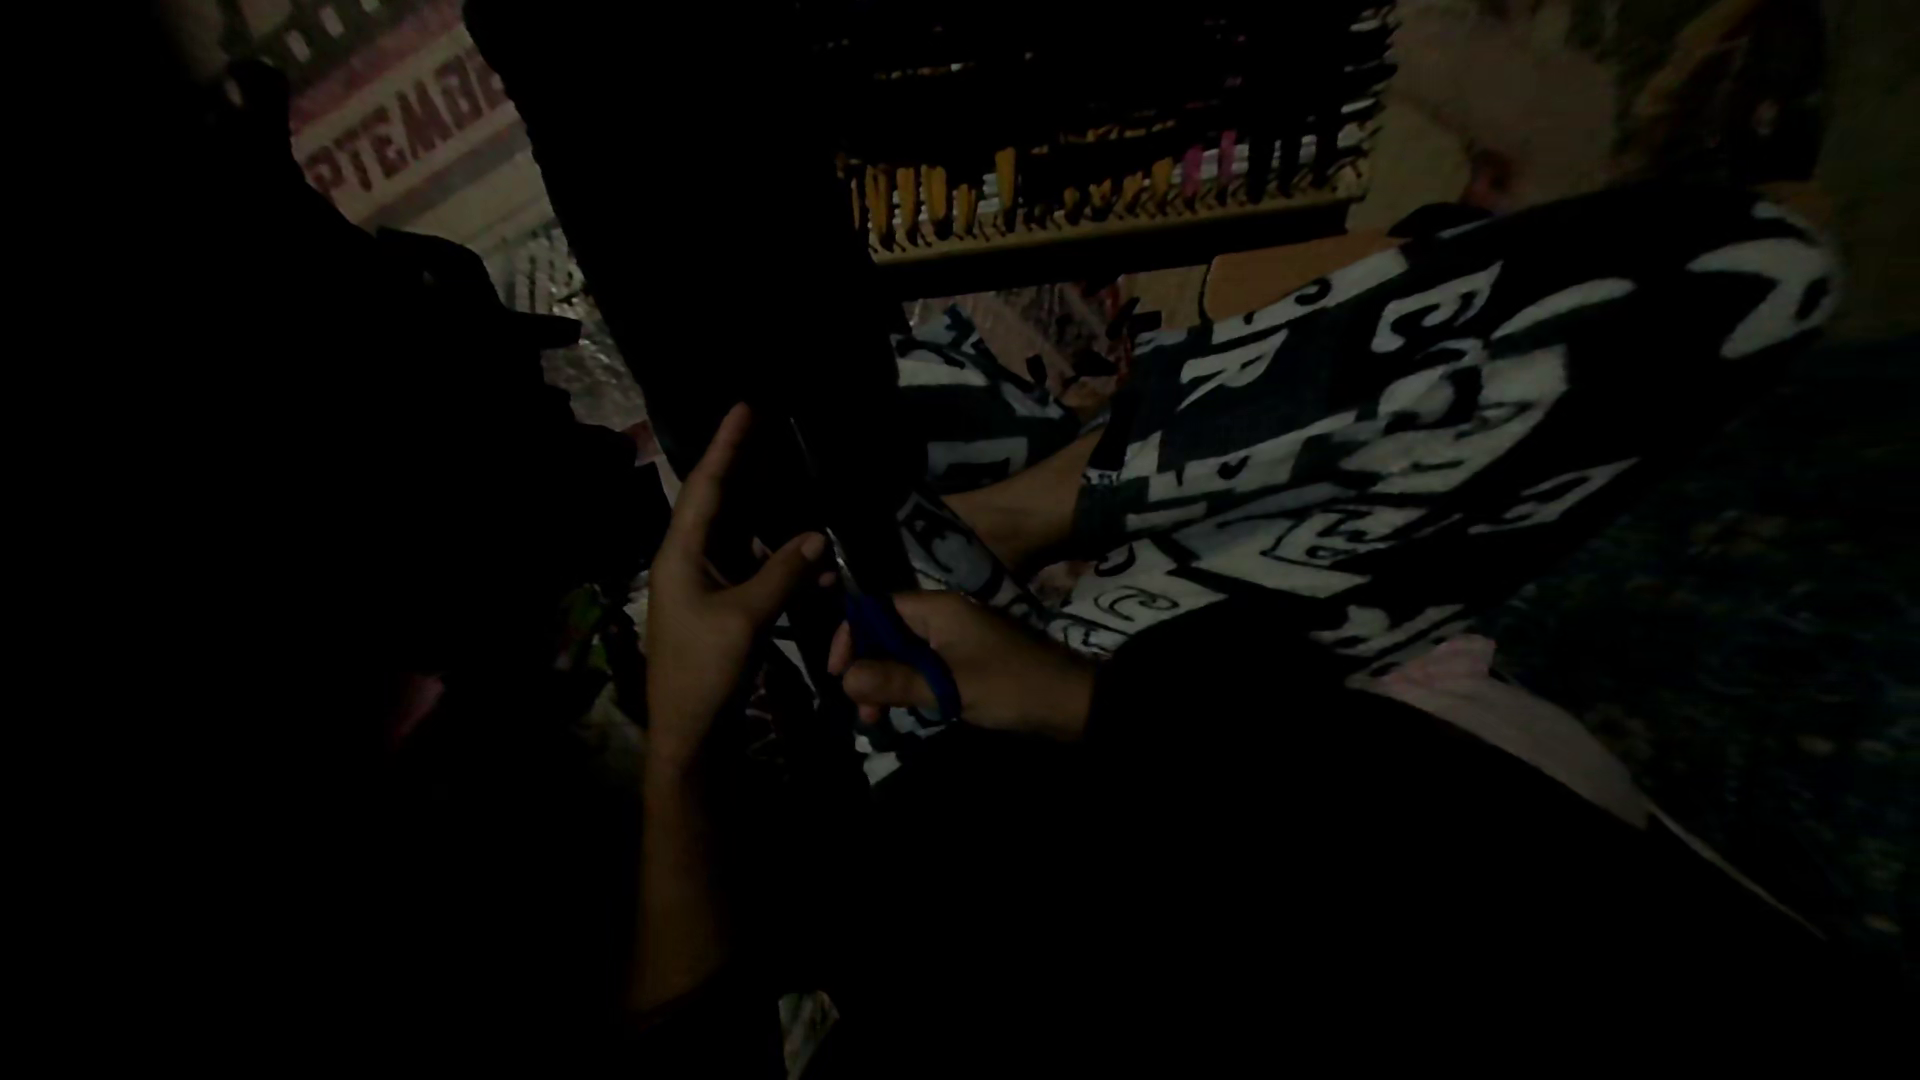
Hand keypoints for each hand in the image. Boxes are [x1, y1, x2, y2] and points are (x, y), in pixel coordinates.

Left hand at [646, 403, 825, 774]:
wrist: (693, 730)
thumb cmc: (704, 670)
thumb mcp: (745, 618)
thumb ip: (782, 573)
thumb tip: (818, 536)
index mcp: (682, 553)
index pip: (705, 486)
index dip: (726, 446)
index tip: (745, 408)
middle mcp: (695, 558)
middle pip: (727, 504)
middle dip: (753, 472)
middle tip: (781, 437)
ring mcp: (713, 582)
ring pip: (752, 539)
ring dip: (784, 531)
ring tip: (816, 513)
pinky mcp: (731, 604)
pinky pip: (763, 571)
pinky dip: (790, 567)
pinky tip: (820, 570)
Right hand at [828, 591, 1095, 740]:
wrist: (1068, 701)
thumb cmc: (1009, 685)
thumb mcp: (949, 686)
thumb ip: (896, 680)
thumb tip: (844, 679)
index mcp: (937, 608)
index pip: (877, 607)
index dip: (852, 635)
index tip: (838, 672)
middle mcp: (941, 616)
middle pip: (887, 632)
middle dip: (867, 666)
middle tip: (861, 710)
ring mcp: (954, 639)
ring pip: (904, 653)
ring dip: (885, 681)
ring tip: (877, 720)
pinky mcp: (964, 660)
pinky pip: (924, 667)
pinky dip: (908, 687)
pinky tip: (901, 712)